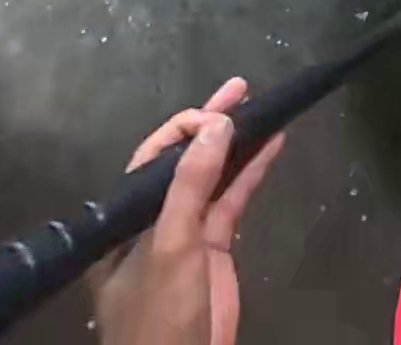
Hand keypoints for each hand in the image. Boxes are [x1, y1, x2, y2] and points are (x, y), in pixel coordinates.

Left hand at [92, 78, 284, 344]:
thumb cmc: (161, 314)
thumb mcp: (172, 245)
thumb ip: (192, 181)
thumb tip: (217, 122)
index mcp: (127, 218)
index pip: (154, 157)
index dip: (187, 128)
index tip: (219, 113)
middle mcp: (154, 217)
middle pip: (186, 158)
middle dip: (213, 122)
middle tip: (241, 87)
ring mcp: (187, 231)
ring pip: (215, 174)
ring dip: (238, 142)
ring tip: (262, 107)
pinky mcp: (215, 244)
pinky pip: (234, 196)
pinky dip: (253, 170)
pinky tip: (273, 144)